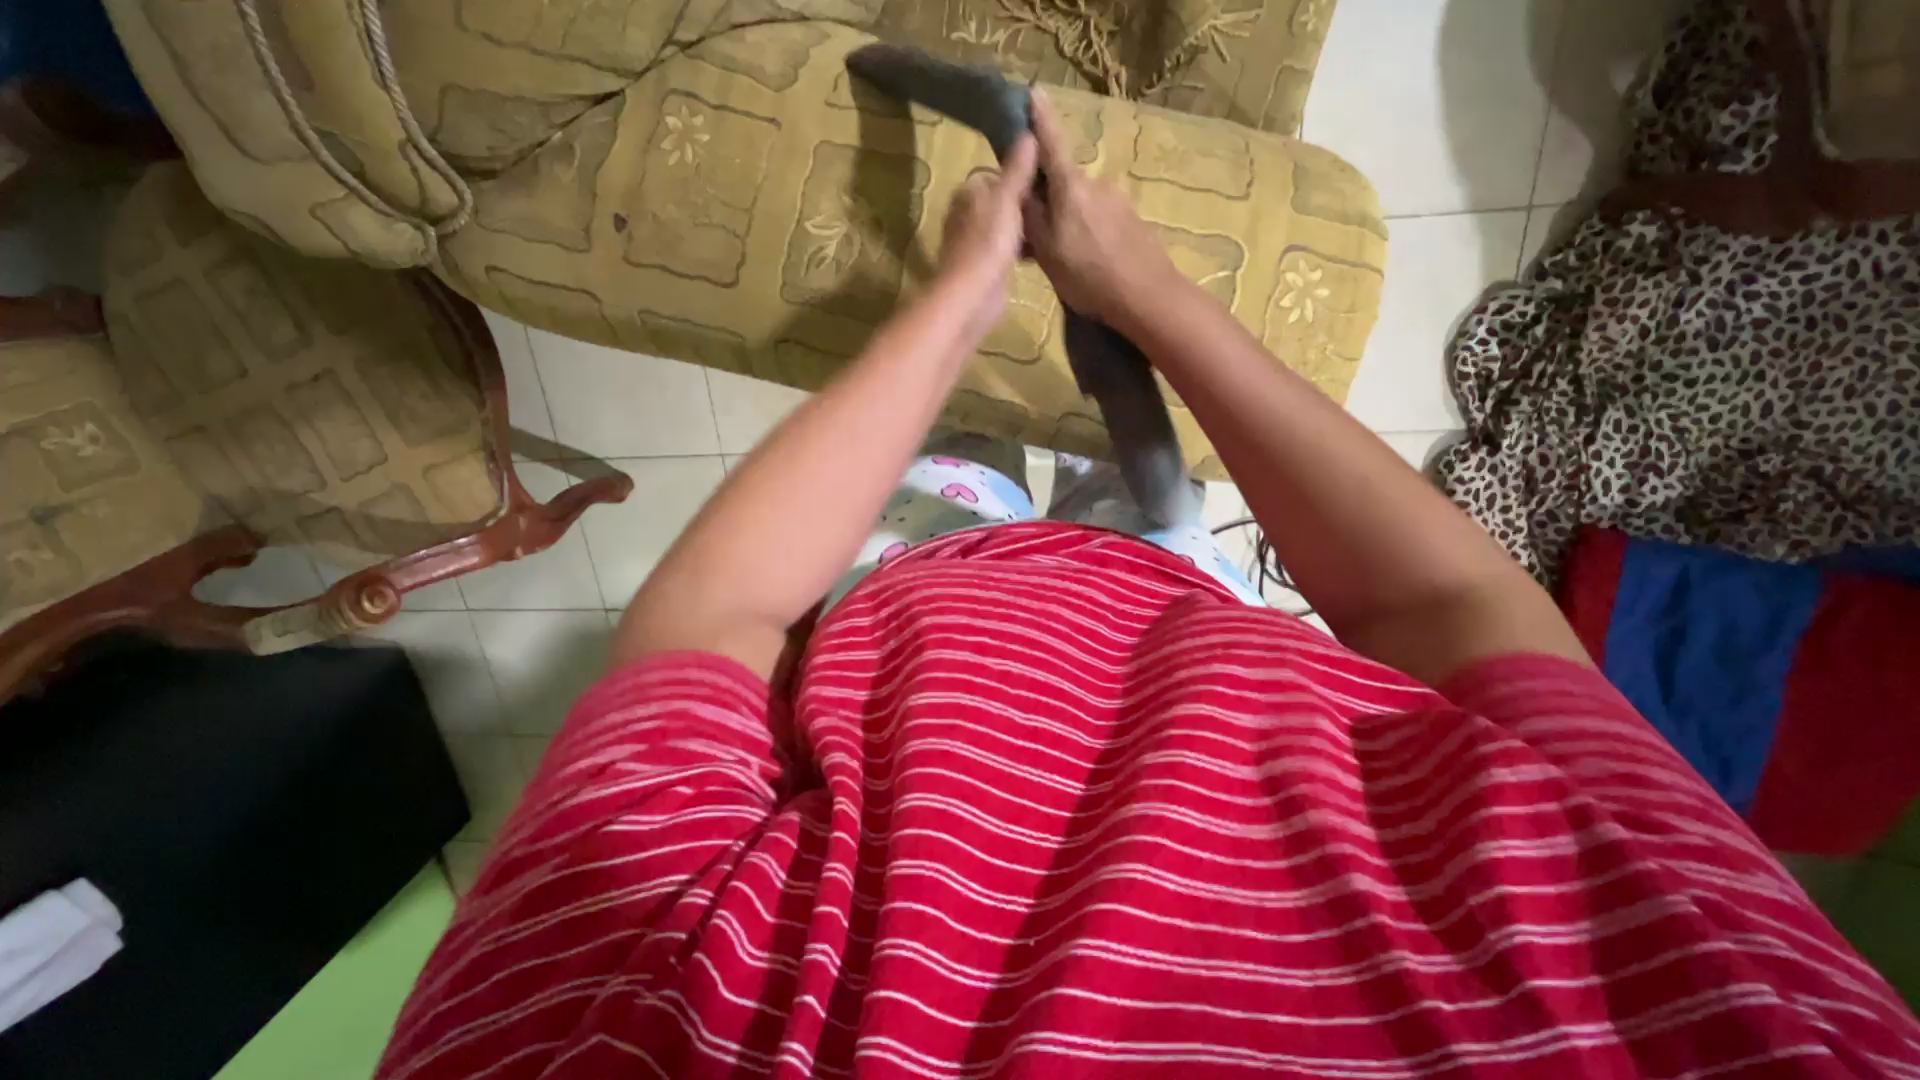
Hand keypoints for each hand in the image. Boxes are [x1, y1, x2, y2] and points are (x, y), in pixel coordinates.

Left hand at [936, 133, 1038, 337]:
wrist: (973, 296)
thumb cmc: (988, 242)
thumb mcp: (1006, 198)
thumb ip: (1017, 169)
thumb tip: (1028, 133)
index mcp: (967, 192)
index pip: (997, 176)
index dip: (1021, 177)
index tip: (1046, 181)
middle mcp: (966, 215)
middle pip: (1003, 202)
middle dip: (1025, 205)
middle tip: (1054, 206)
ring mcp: (974, 243)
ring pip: (1006, 227)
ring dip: (1025, 229)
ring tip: (1053, 228)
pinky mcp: (984, 267)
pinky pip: (1007, 250)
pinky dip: (1021, 250)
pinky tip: (1040, 253)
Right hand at [1020, 90, 1178, 328]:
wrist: (1148, 298)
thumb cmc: (1090, 276)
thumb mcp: (1047, 252)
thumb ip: (1032, 218)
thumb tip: (1020, 190)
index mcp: (1071, 187)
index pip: (1051, 143)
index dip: (1040, 119)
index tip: (1034, 92)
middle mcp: (1097, 186)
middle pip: (1064, 184)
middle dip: (1047, 202)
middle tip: (1033, 237)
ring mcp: (1119, 203)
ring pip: (1082, 207)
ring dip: (1068, 224)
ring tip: (1062, 261)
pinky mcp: (1134, 223)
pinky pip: (1101, 222)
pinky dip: (1088, 236)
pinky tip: (1088, 266)